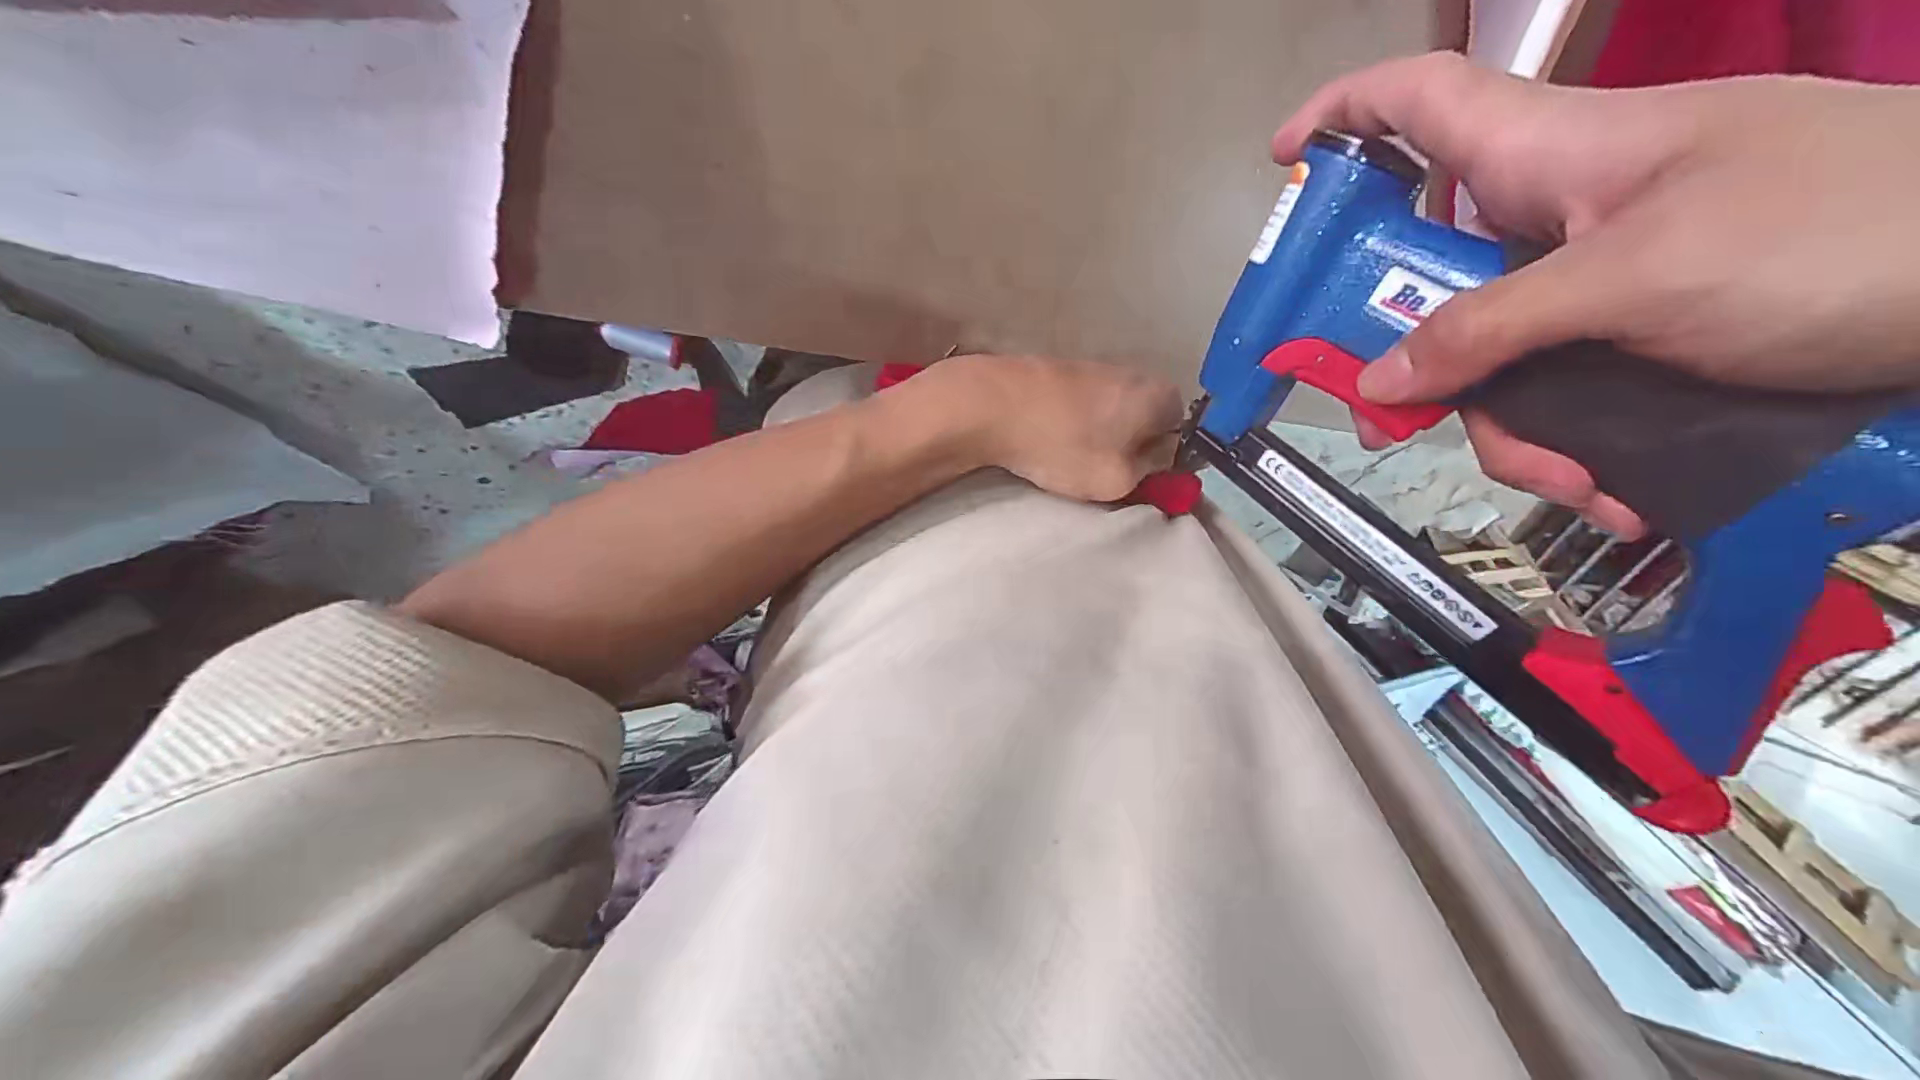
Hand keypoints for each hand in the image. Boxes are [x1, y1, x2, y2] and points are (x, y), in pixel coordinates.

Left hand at [909, 354, 1184, 501]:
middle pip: (1143, 420)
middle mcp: (1133, 372)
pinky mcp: (1057, 371)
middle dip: (1128, 448)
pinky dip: (1069, 425)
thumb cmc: (1064, 445)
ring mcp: (1092, 367)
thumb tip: (1159, 463)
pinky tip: (1047, 441)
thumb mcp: (1118, 479)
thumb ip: (1150, 474)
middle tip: (1103, 475)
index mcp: (1158, 394)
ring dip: (1096, 437)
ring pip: (1109, 413)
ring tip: (1069, 460)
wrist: (991, 404)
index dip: (1163, 461)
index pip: (1181, 432)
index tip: (1139, 481)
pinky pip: (1077, 406)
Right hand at [1273, 52, 1919, 537]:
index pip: (1421, 105)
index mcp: (1550, 157)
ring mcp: (1581, 284)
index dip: (1342, 118)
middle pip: (1421, 276)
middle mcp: (1548, 219)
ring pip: (1480, 355)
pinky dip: (1563, 446)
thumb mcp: (1641, 279)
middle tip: (1381, 417)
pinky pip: (1544, 391)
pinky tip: (1608, 486)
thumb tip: (1374, 384)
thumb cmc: (1845, 231)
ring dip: (1504, 428)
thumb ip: (1489, 328)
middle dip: (1398, 353)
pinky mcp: (1618, 338)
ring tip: (1568, 478)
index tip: (1281, 161)